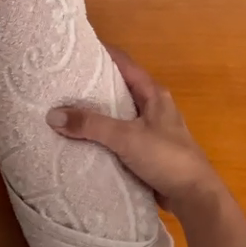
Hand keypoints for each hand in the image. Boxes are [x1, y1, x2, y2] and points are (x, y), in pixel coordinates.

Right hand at [47, 45, 227, 214]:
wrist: (193, 196)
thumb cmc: (167, 158)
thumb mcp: (126, 137)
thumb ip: (91, 125)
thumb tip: (52, 114)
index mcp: (153, 94)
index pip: (124, 63)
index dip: (100, 53)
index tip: (73, 51)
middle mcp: (151, 108)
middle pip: (117, 89)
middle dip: (91, 86)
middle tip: (60, 83)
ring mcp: (149, 131)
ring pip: (116, 115)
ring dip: (94, 114)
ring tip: (63, 111)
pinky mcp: (144, 152)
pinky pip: (116, 138)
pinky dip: (99, 137)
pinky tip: (80, 141)